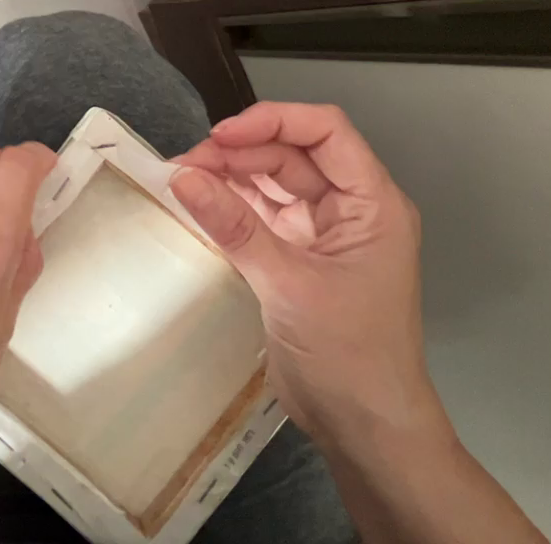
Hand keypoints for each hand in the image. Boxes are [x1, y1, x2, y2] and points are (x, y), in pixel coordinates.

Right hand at [170, 102, 442, 449]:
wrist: (364, 429)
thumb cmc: (348, 354)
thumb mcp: (289, 285)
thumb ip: (235, 226)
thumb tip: (181, 176)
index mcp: (371, 203)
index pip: (325, 132)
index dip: (272, 121)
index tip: (219, 137)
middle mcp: (347, 208)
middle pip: (289, 154)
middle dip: (237, 153)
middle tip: (183, 166)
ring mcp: (318, 232)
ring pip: (268, 181)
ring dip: (226, 176)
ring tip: (180, 180)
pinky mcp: (293, 256)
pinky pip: (256, 213)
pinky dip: (226, 205)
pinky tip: (194, 203)